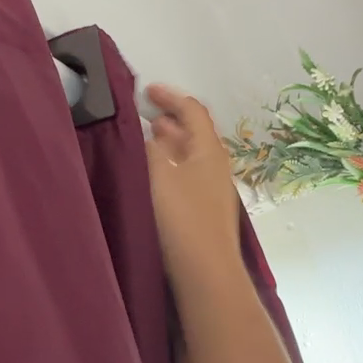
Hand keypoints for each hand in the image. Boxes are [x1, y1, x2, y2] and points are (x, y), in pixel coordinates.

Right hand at [145, 84, 242, 283]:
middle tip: (147, 114)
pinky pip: (187, 176)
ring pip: (190, 156)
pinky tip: (155, 178)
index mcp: (208, 150)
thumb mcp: (159, 176)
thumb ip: (150, 148)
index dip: (171, 97)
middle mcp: (215, 166)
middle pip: (195, 133)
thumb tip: (147, 132)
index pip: (192, 111)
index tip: (148, 90)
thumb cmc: (182, 219)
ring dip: (170, 144)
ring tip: (148, 141)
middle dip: (171, 120)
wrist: (206, 272)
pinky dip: (170, 166)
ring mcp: (213, 190)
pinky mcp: (205, 212)